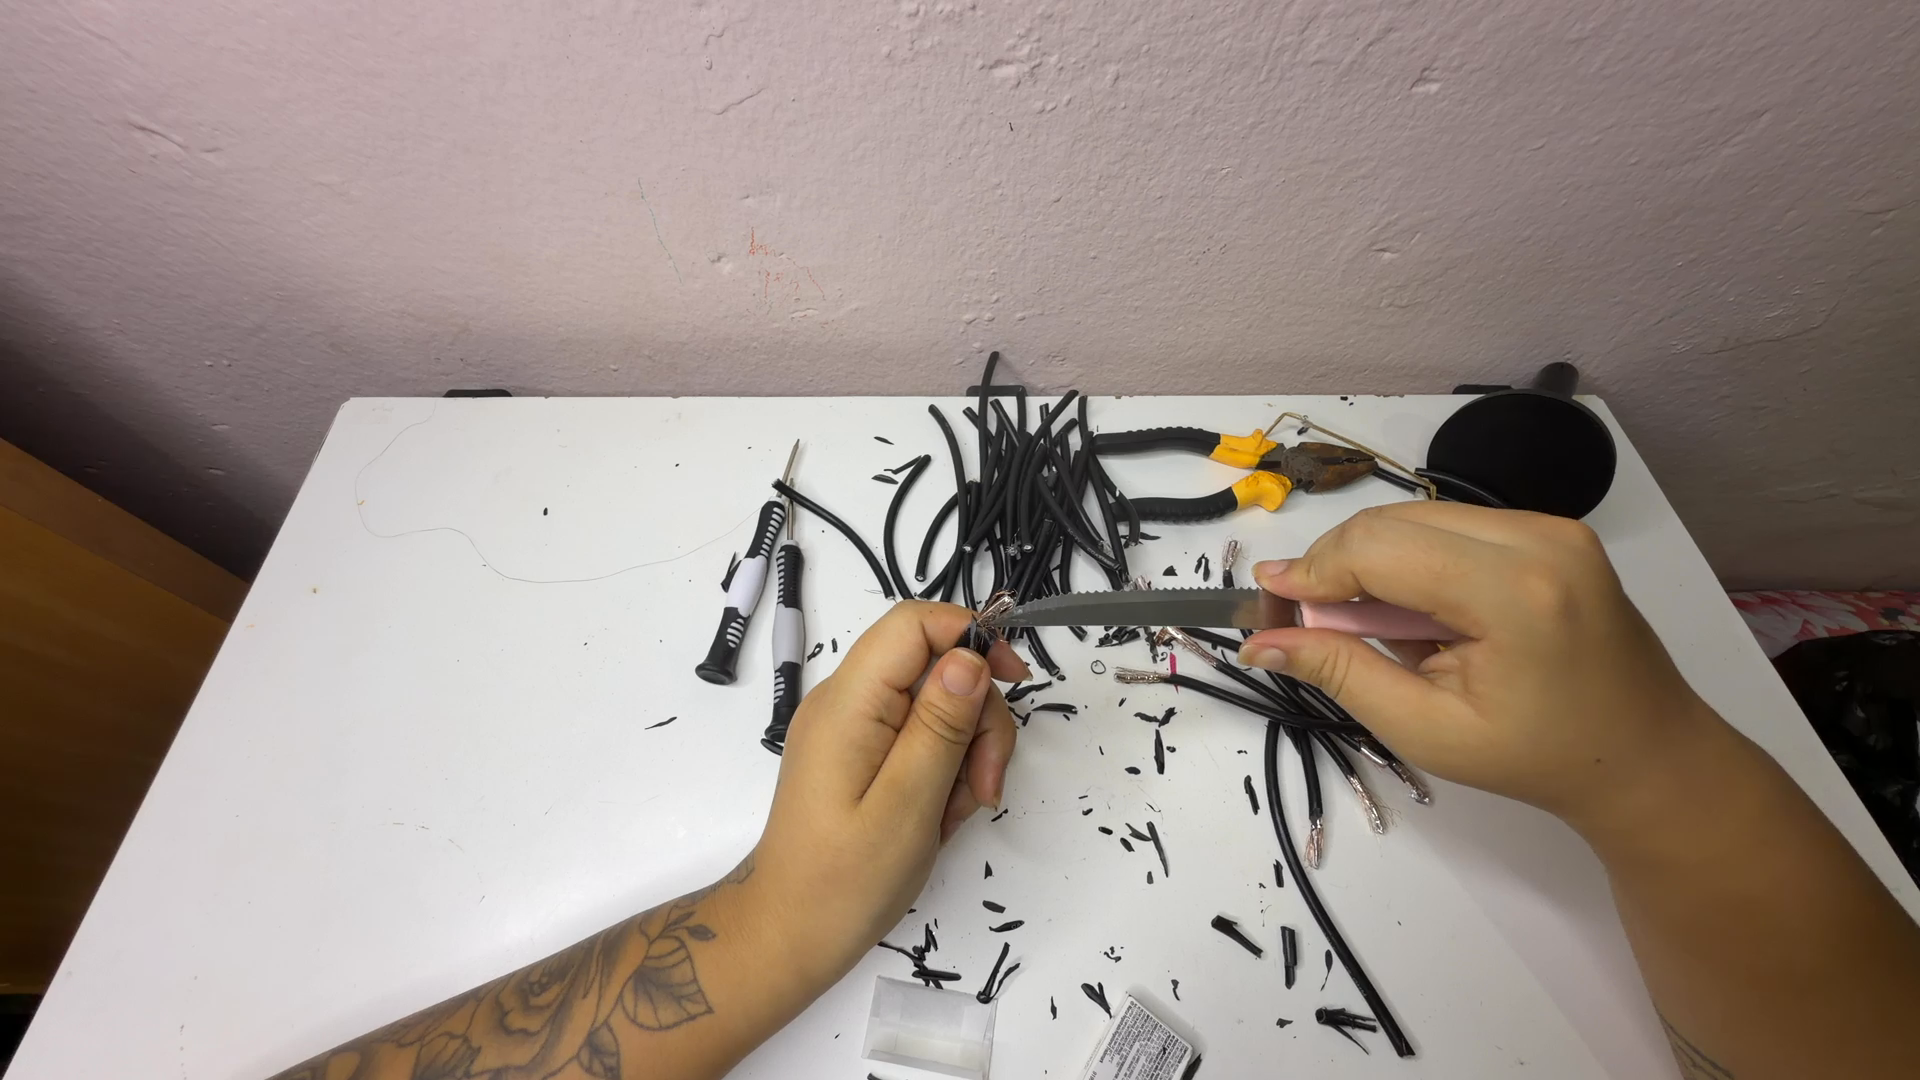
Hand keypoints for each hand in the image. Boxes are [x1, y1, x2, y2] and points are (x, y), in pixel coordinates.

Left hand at [745, 601, 1028, 991]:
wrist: (788, 935)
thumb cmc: (844, 881)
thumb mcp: (907, 804)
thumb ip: (940, 725)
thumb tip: (970, 655)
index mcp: (849, 702)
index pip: (913, 624)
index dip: (970, 635)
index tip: (1014, 679)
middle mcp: (848, 700)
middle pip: (935, 667)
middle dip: (976, 719)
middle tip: (987, 785)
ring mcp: (854, 726)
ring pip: (937, 702)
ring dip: (966, 751)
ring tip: (959, 812)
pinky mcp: (863, 751)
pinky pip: (919, 735)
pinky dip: (945, 767)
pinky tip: (942, 814)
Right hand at [1238, 502, 1724, 833]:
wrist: (1650, 757)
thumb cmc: (1535, 757)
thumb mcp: (1424, 729)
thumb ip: (1338, 673)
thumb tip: (1258, 643)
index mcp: (1516, 593)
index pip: (1376, 549)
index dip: (1310, 571)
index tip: (1266, 603)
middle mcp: (1537, 539)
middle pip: (1386, 523)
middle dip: (1331, 566)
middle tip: (1308, 619)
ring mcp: (1548, 527)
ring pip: (1408, 518)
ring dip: (1365, 562)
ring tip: (1365, 622)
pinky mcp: (1546, 530)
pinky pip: (1440, 525)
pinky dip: (1403, 559)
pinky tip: (1411, 608)